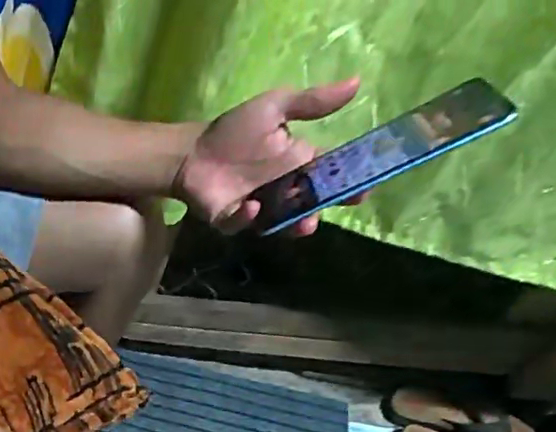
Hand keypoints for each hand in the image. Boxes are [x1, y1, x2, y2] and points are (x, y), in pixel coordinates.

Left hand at [174, 77, 361, 235]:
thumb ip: (312, 102)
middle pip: (305, 206)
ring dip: (291, 225)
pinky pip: (241, 223)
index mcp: (295, 165)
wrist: (193, 151)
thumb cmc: (235, 130)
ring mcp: (256, 209)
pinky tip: (253, 206)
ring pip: (278, 223)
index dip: (344, 183)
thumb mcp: (275, 107)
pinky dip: (247, 218)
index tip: (362, 189)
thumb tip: (356, 83)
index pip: (325, 176)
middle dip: (319, 210)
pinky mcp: (231, 220)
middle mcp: (279, 191)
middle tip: (328, 211)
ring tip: (304, 223)